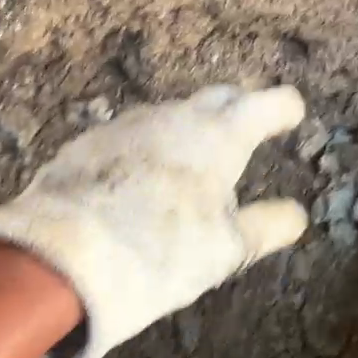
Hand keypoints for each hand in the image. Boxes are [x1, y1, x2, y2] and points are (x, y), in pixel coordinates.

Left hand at [0, 84, 308, 357]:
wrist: (60, 260)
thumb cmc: (161, 252)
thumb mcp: (228, 250)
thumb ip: (268, 226)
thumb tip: (297, 214)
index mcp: (220, 135)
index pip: (268, 103)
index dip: (286, 109)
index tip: (293, 116)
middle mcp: (176, 116)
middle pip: (220, 97)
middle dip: (240, 107)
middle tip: (249, 129)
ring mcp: (128, 125)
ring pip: (172, 115)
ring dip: (190, 129)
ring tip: (193, 161)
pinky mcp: (88, 142)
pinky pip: (132, 136)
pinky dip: (149, 149)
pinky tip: (140, 181)